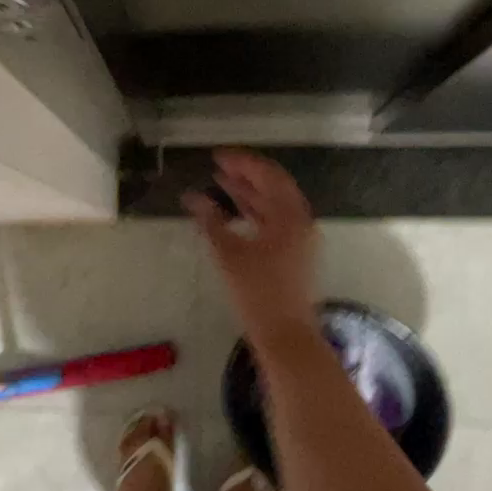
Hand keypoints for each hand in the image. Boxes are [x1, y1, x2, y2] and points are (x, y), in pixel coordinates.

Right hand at [183, 149, 319, 338]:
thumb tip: (191, 197)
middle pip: (274, 186)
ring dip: (249, 191)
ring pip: (274, 204)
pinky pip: (275, 220)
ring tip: (222, 181)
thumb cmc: (258, 293)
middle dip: (246, 173)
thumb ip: (210, 221)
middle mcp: (300, 220)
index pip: (267, 174)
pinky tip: (234, 211)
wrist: (286, 334)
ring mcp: (300, 237)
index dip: (242, 162)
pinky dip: (255, 210)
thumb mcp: (229, 254)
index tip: (217, 156)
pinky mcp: (294, 252)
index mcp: (290, 215)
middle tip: (219, 165)